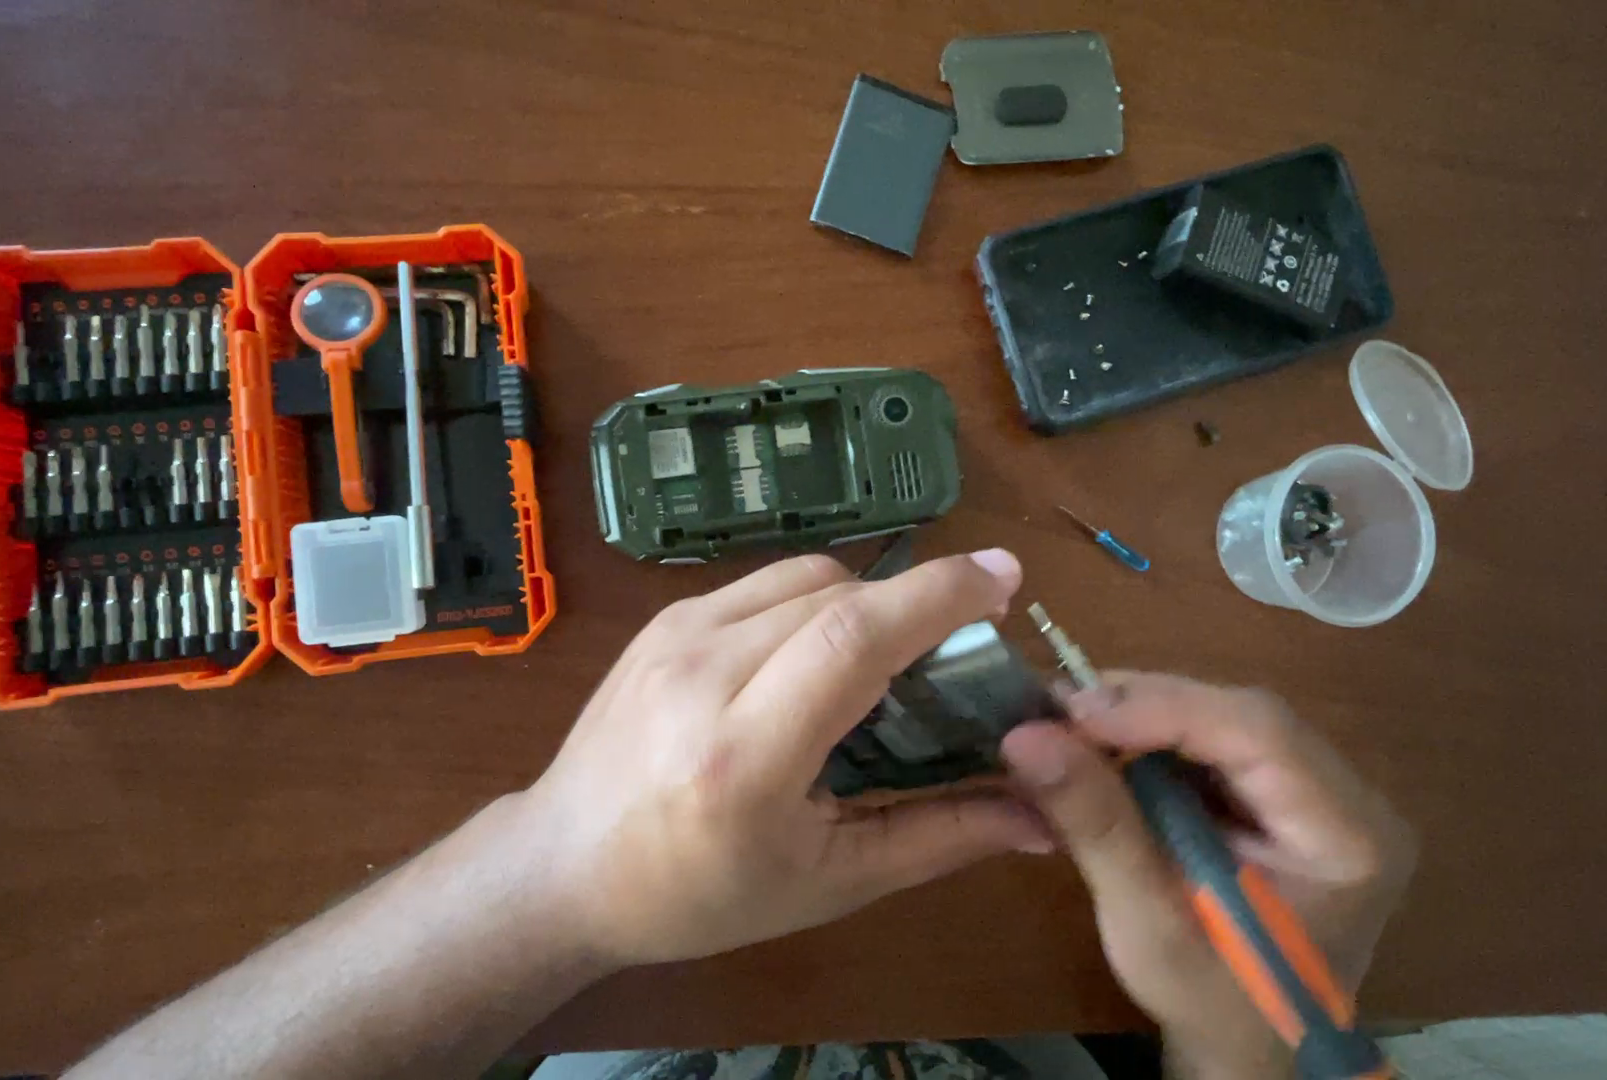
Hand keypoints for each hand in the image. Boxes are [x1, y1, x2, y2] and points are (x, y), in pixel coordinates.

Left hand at [523, 550, 1051, 967]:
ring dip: (865, 599)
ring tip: (887, 651)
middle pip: (835, 596)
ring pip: (803, 577)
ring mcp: (674, 633)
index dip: (937, 596)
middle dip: (916, 599)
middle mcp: (702, 673)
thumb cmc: (698, 893)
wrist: (565, 863)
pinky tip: (816, 650)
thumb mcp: (826, 882)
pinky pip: (763, 584)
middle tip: (965, 632)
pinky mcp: (664, 618)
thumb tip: (1041, 815)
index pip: (851, 638)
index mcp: (742, 755)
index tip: (1003, 578)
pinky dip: (813, 601)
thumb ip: (939, 838)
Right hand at [999, 674, 1414, 1078]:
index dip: (1160, 707)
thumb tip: (1023, 736)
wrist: (1248, 1049)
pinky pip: (1198, 737)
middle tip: (1051, 712)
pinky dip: (1138, 736)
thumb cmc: (1212, 1003)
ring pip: (1211, 714)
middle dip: (1137, 705)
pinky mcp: (1266, 791)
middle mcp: (1343, 796)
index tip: (1069, 710)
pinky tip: (1093, 747)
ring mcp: (1307, 788)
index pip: (1258, 733)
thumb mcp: (1149, 923)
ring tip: (1061, 728)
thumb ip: (1097, 824)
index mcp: (1348, 837)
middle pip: (1233, 713)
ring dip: (1131, 716)